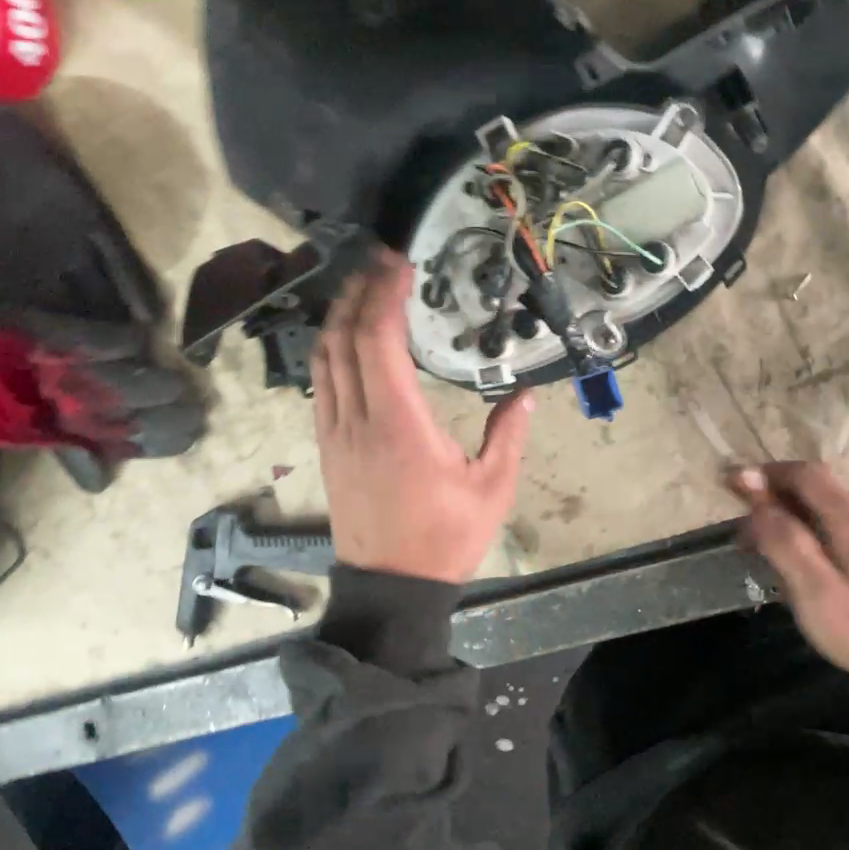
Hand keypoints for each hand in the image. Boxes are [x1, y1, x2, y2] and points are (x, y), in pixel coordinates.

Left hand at [311, 252, 533, 583]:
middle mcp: (357, 420)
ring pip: (324, 358)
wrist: (393, 585)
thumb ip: (508, 435)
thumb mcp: (492, 489)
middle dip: (357, 292)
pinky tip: (348, 341)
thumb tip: (527, 395)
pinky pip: (321, 384)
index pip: (378, 341)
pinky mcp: (327, 447)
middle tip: (381, 264)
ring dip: (339, 317)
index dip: (384, 295)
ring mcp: (334, 433)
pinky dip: (332, 350)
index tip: (399, 264)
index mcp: (399, 424)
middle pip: (342, 338)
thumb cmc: (446, 537)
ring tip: (362, 290)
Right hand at [730, 462, 848, 677]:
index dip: (766, 474)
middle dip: (773, 496)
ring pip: (821, 509)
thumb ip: (786, 543)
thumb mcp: (816, 590)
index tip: (732, 483)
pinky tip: (788, 558)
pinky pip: (832, 527)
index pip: (806, 475)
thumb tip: (757, 502)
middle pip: (814, 489)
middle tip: (739, 523)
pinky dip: (803, 532)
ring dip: (786, 517)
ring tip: (755, 545)